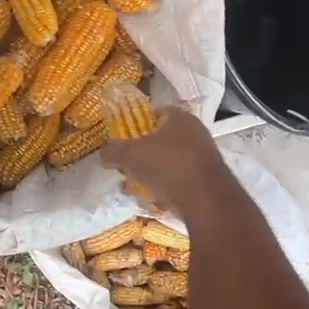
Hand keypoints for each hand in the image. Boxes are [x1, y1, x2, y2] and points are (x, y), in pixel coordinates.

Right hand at [98, 108, 229, 210]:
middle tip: (125, 161)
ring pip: (169, 159)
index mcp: (179, 118)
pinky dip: (163, 184)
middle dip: (141, 150)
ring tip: (132, 183)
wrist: (204, 197)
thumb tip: (103, 153)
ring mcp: (202, 155)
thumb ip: (112, 151)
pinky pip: (178, 177)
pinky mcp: (205, 178)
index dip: (138, 121)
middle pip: (161, 137)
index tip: (124, 134)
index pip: (157, 111)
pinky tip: (149, 196)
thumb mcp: (129, 155)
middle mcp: (194, 132)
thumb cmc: (166, 165)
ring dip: (150, 170)